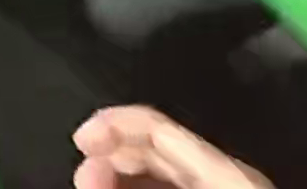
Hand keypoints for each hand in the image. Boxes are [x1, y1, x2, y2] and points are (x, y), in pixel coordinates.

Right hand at [73, 106, 271, 188]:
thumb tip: (98, 184)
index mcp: (224, 174)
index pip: (155, 125)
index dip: (111, 125)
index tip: (79, 144)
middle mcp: (227, 178)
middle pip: (158, 145)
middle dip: (115, 157)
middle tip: (83, 181)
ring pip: (167, 171)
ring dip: (128, 178)